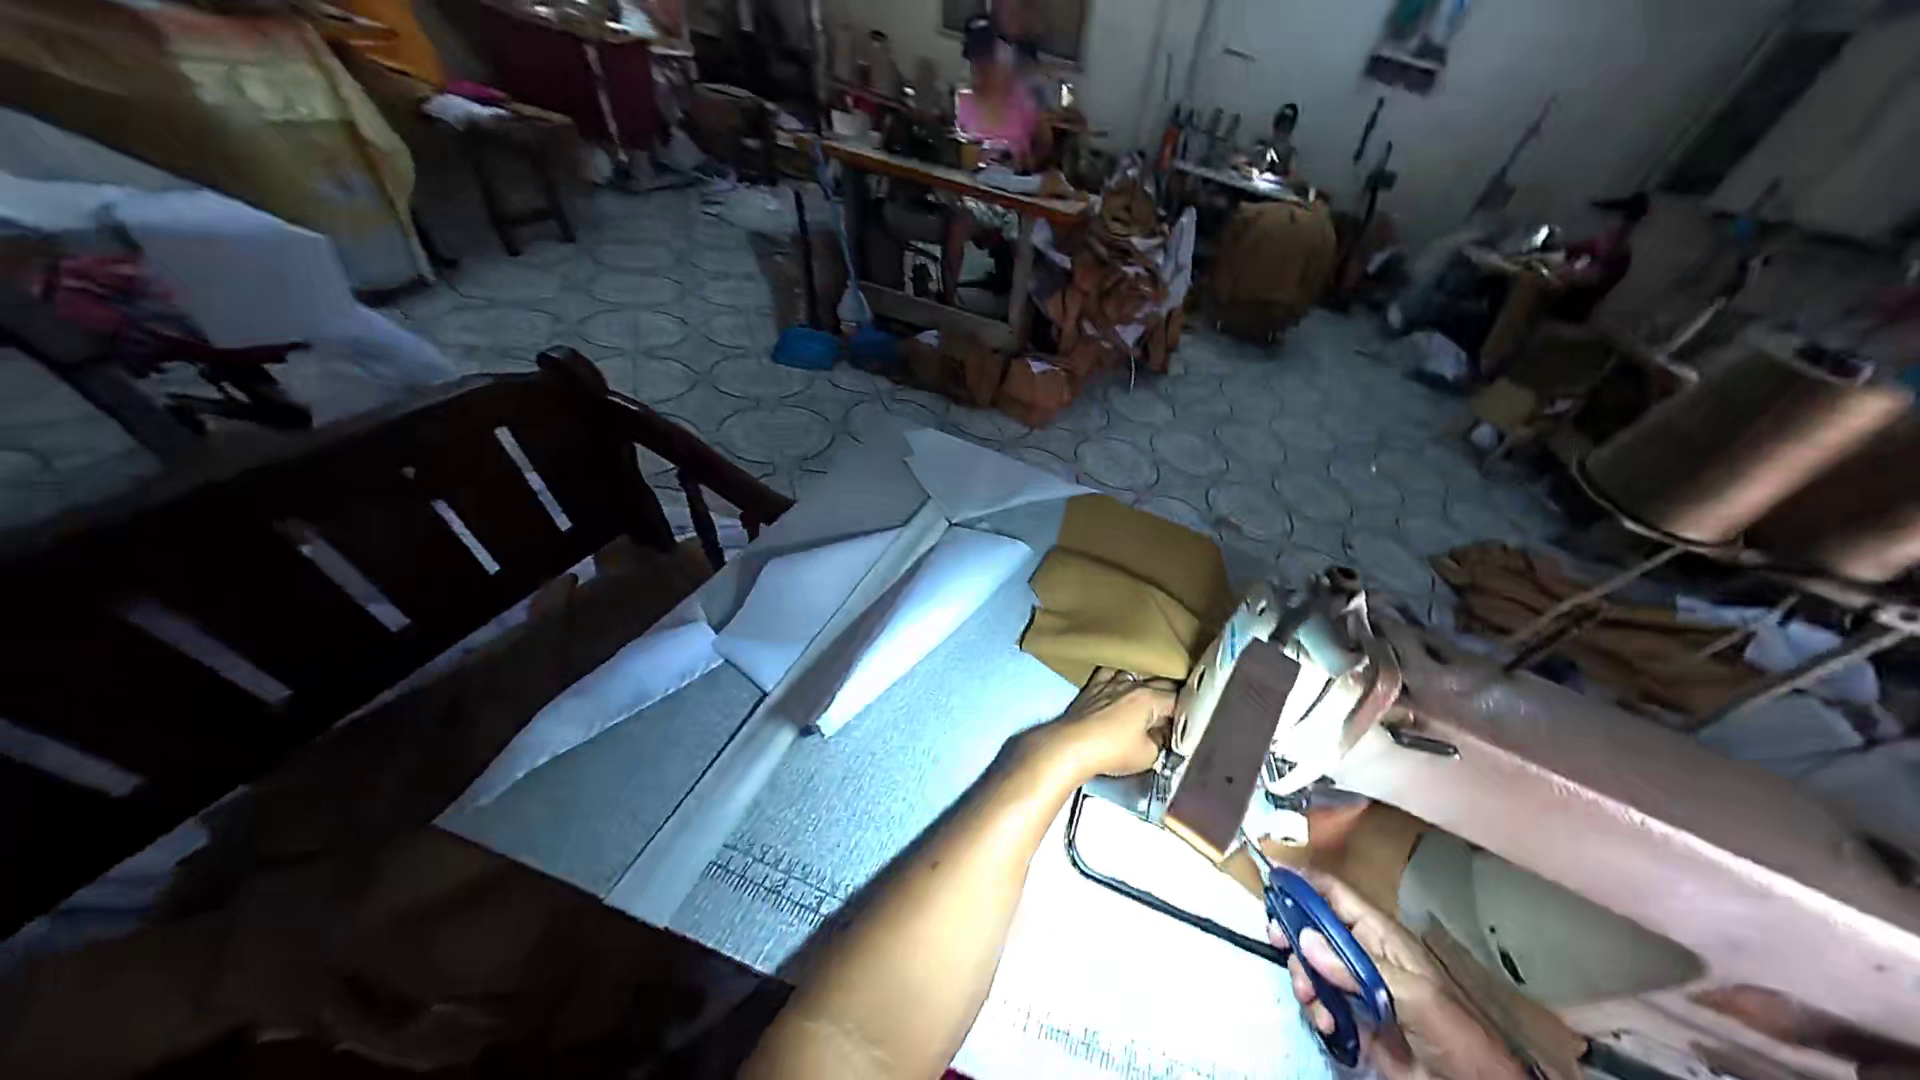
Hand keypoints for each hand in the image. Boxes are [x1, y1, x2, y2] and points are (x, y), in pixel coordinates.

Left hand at [1020, 667, 1176, 783]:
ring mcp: (1110, 682)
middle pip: (1160, 684)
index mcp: (1150, 698)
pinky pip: (1110, 674)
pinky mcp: (1092, 687)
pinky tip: (1120, 685)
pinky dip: (1119, 678)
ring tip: (1151, 701)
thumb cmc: (1112, 751)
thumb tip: (1162, 735)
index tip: (1189, 723)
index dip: (1187, 712)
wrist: (1071, 746)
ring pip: (1136, 676)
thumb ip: (1161, 743)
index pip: (1179, 700)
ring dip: (1146, 686)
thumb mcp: (1148, 755)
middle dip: (1171, 698)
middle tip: (1175, 716)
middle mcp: (1132, 684)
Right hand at [1272, 869, 1526, 1079]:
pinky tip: (1328, 1024)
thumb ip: (1356, 967)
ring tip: (1312, 998)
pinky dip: (1315, 1010)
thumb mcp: (1413, 997)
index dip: (1304, 881)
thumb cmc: (1455, 1035)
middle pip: (1312, 927)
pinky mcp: (1351, 1020)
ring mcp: (1354, 988)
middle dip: (1293, 933)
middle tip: (1278, 940)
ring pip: (1309, 966)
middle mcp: (1362, 955)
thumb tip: (1304, 939)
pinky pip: (1318, 1003)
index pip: (1335, 895)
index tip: (1271, 877)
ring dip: (1303, 979)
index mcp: (1380, 936)